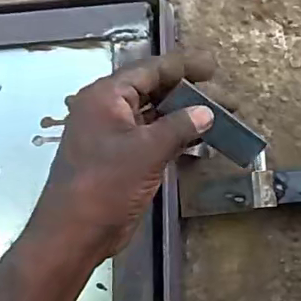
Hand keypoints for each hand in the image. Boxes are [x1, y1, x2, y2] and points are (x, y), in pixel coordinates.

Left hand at [24, 53, 215, 259]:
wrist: (75, 233)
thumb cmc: (105, 185)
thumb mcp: (146, 150)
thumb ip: (179, 126)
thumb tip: (206, 111)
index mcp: (106, 98)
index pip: (149, 71)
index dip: (183, 67)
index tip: (212, 67)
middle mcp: (109, 111)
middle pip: (155, 91)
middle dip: (190, 94)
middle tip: (225, 98)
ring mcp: (116, 136)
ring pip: (157, 116)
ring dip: (188, 117)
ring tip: (222, 118)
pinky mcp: (124, 159)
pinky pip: (155, 138)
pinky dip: (179, 138)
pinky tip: (204, 142)